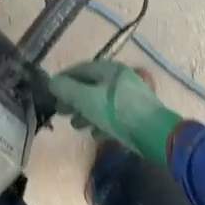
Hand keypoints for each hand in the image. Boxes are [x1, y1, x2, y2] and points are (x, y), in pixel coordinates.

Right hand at [47, 60, 182, 163]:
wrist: (153, 133)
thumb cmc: (116, 112)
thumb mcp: (86, 99)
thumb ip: (67, 90)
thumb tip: (51, 82)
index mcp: (109, 69)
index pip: (80, 69)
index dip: (63, 79)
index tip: (50, 91)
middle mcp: (119, 79)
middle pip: (90, 86)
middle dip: (73, 99)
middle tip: (60, 111)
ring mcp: (129, 97)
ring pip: (100, 102)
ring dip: (85, 112)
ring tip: (75, 125)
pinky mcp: (134, 114)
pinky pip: (112, 116)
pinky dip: (100, 122)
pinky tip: (94, 134)